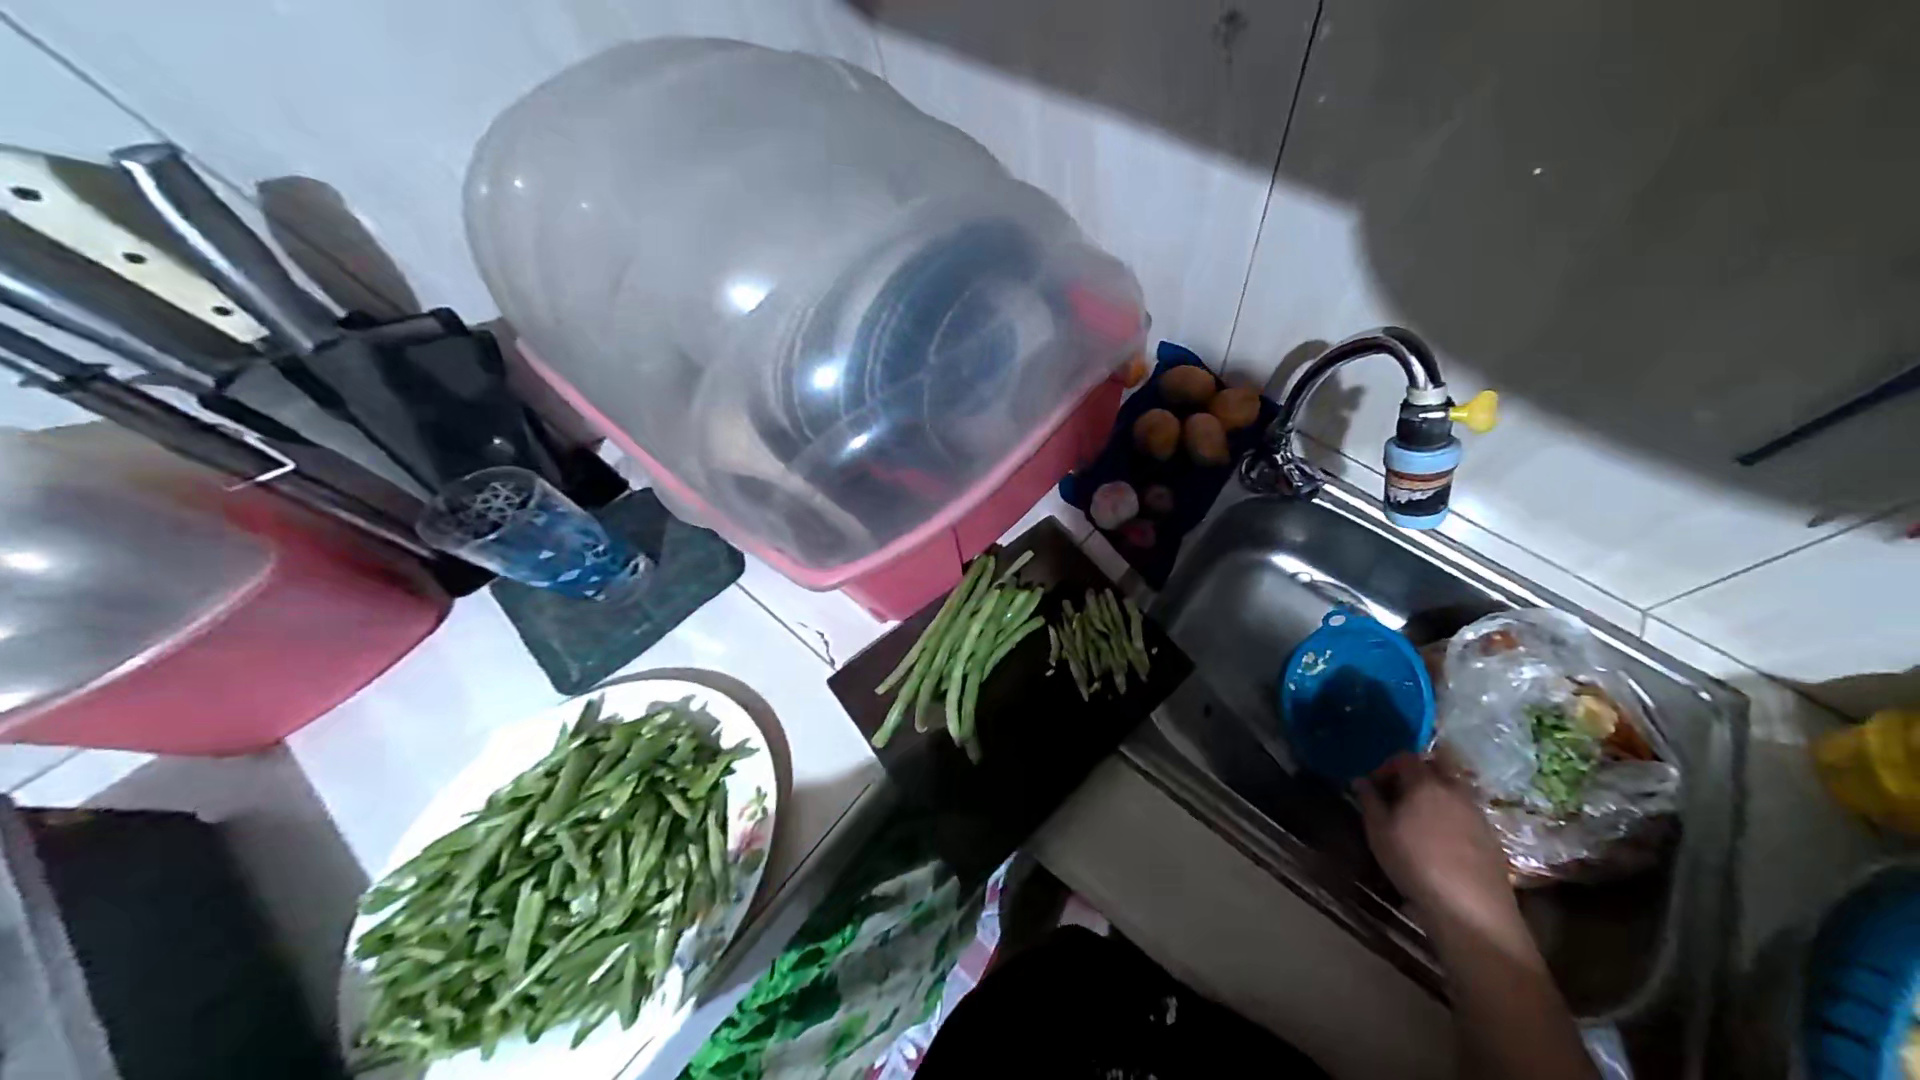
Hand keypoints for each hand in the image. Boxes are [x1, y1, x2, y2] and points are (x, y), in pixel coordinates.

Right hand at [1355, 754, 1516, 932]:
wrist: (1471, 909)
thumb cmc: (1414, 862)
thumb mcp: (1378, 831)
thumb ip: (1369, 800)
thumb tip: (1361, 780)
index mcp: (1425, 783)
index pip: (1405, 757)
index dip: (1386, 766)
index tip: (1374, 785)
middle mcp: (1455, 791)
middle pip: (1437, 766)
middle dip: (1416, 773)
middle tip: (1398, 794)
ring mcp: (1477, 813)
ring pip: (1454, 789)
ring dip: (1434, 794)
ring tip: (1417, 818)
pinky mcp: (1490, 837)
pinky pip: (1465, 812)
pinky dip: (1450, 815)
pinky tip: (1439, 839)